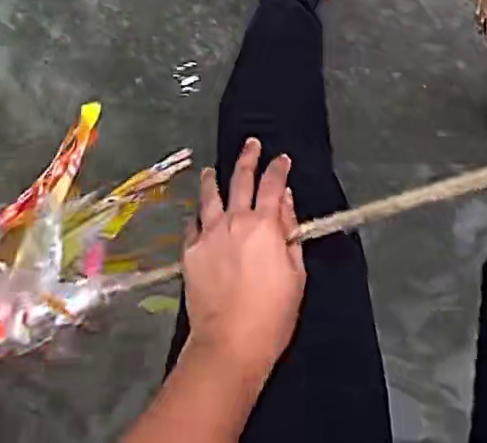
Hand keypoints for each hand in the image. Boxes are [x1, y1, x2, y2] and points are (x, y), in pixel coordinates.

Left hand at [181, 138, 305, 385]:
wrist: (229, 343)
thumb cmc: (272, 314)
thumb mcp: (295, 273)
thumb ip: (289, 232)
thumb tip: (285, 200)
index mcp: (264, 224)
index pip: (273, 185)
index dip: (278, 168)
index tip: (281, 158)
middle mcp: (235, 220)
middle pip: (241, 179)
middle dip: (248, 158)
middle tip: (251, 143)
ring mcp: (209, 233)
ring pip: (210, 196)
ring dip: (212, 179)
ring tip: (210, 169)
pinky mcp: (190, 250)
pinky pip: (193, 224)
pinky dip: (197, 215)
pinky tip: (197, 212)